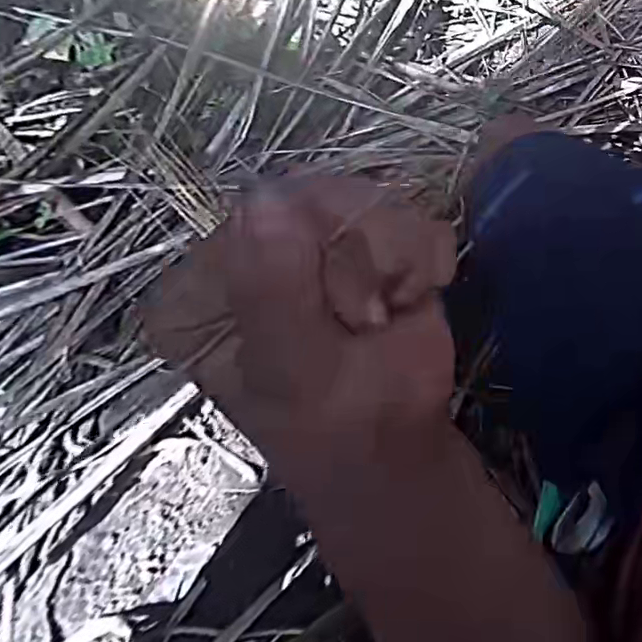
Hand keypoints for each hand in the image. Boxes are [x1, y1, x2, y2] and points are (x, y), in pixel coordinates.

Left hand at [140, 177, 459, 476]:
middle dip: (370, 256)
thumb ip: (273, 288)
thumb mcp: (296, 368)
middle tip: (372, 315)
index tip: (342, 310)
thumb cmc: (337, 423)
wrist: (402, 444)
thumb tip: (264, 199)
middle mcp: (262, 254)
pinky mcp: (381, 247)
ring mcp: (326, 246)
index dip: (316, 246)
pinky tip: (417, 295)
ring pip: (380, 200)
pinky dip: (430, 257)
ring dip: (404, 259)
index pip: (262, 213)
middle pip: (329, 197)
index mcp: (211, 284)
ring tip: (395, 308)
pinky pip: (418, 215)